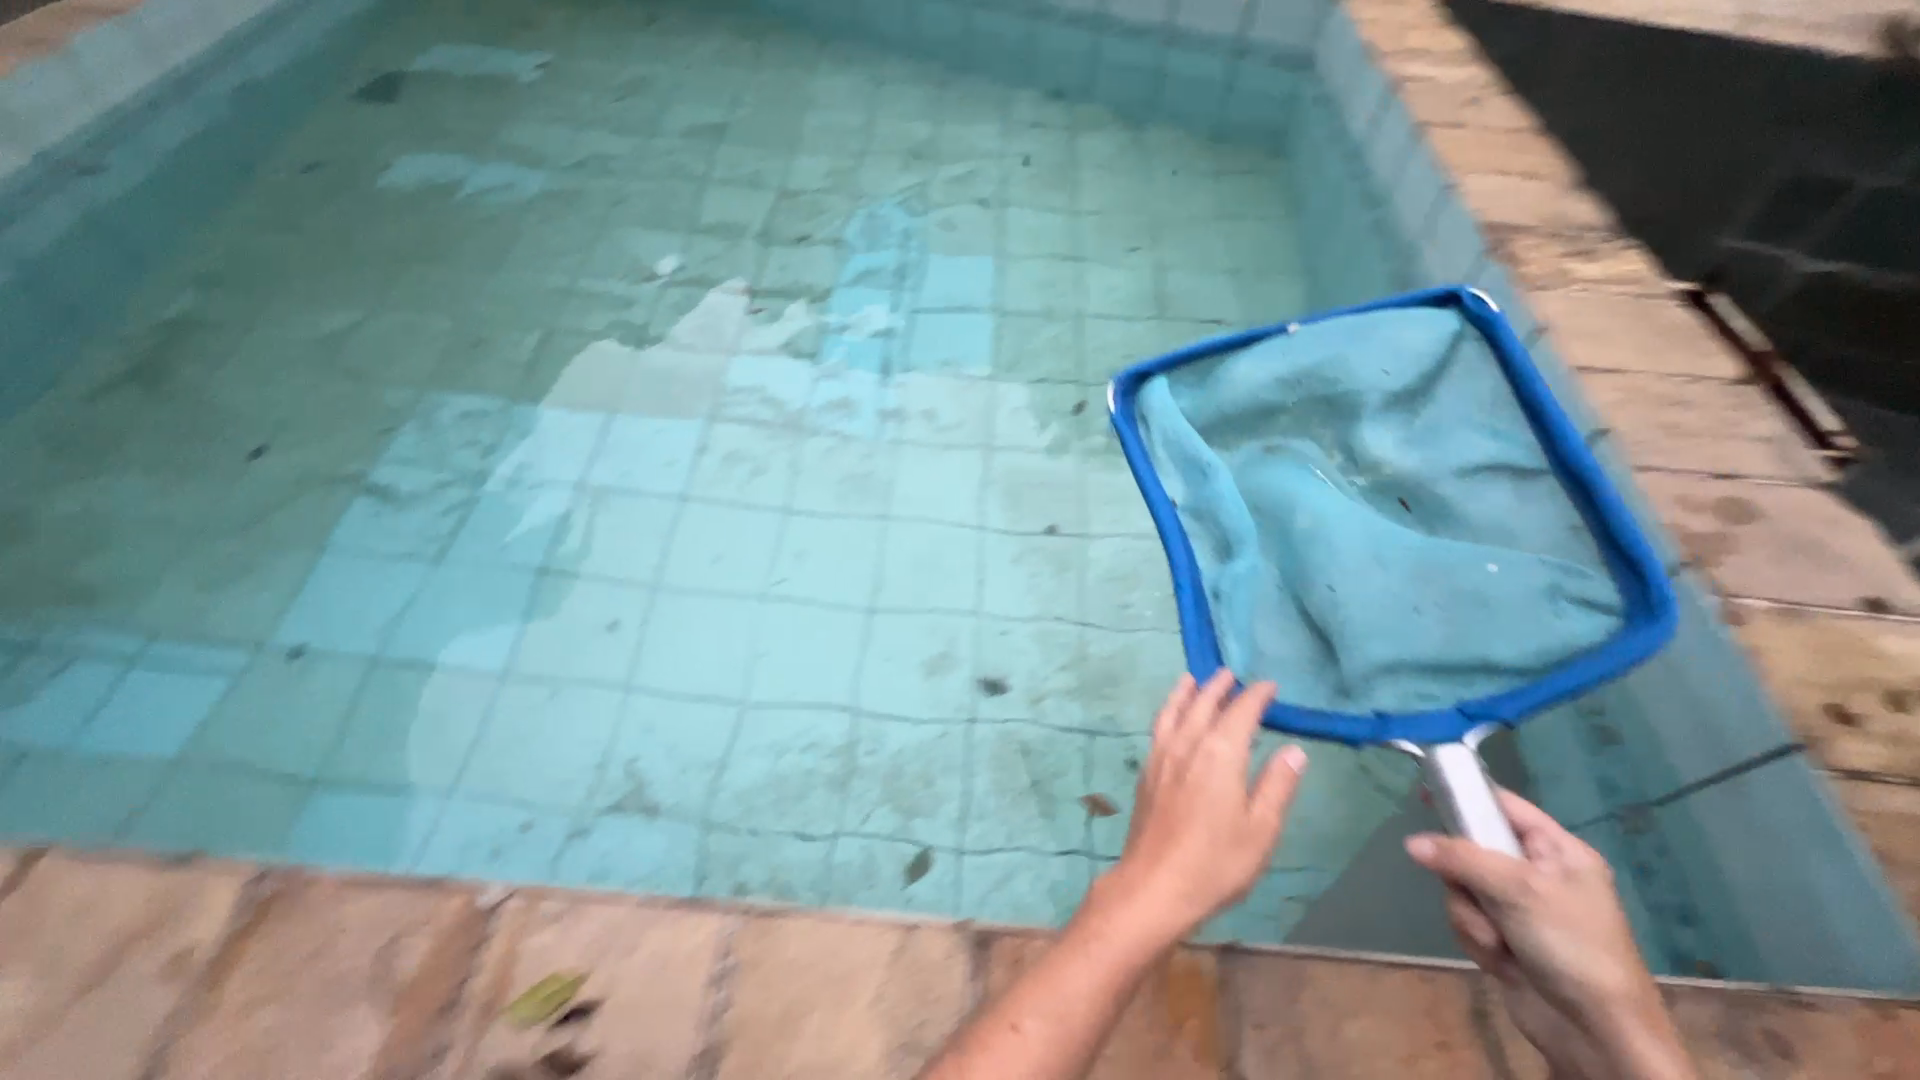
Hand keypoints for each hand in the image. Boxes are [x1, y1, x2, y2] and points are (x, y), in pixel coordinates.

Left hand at [1090, 670, 1307, 941]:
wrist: (1155, 885)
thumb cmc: (1217, 862)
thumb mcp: (1261, 829)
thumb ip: (1277, 785)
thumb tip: (1295, 750)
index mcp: (1220, 754)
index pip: (1241, 713)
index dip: (1255, 697)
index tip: (1269, 686)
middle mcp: (1187, 745)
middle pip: (1203, 705)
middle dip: (1218, 687)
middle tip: (1230, 674)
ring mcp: (1161, 757)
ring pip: (1173, 712)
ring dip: (1186, 693)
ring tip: (1193, 679)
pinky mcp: (1146, 773)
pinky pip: (1158, 728)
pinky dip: (1167, 711)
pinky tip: (1170, 718)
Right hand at [1406, 791, 1695, 1079]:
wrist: (1596, 1031)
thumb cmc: (1571, 946)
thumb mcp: (1518, 890)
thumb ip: (1460, 858)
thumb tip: (1412, 842)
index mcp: (1559, 852)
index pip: (1504, 806)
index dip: (1467, 797)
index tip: (1424, 794)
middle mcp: (1538, 874)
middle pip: (1471, 848)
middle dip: (1465, 876)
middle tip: (1476, 892)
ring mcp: (1520, 908)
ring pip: (1461, 886)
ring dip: (1470, 914)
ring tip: (1498, 939)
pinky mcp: (1505, 937)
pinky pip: (1466, 918)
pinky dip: (1475, 937)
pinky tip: (1500, 958)